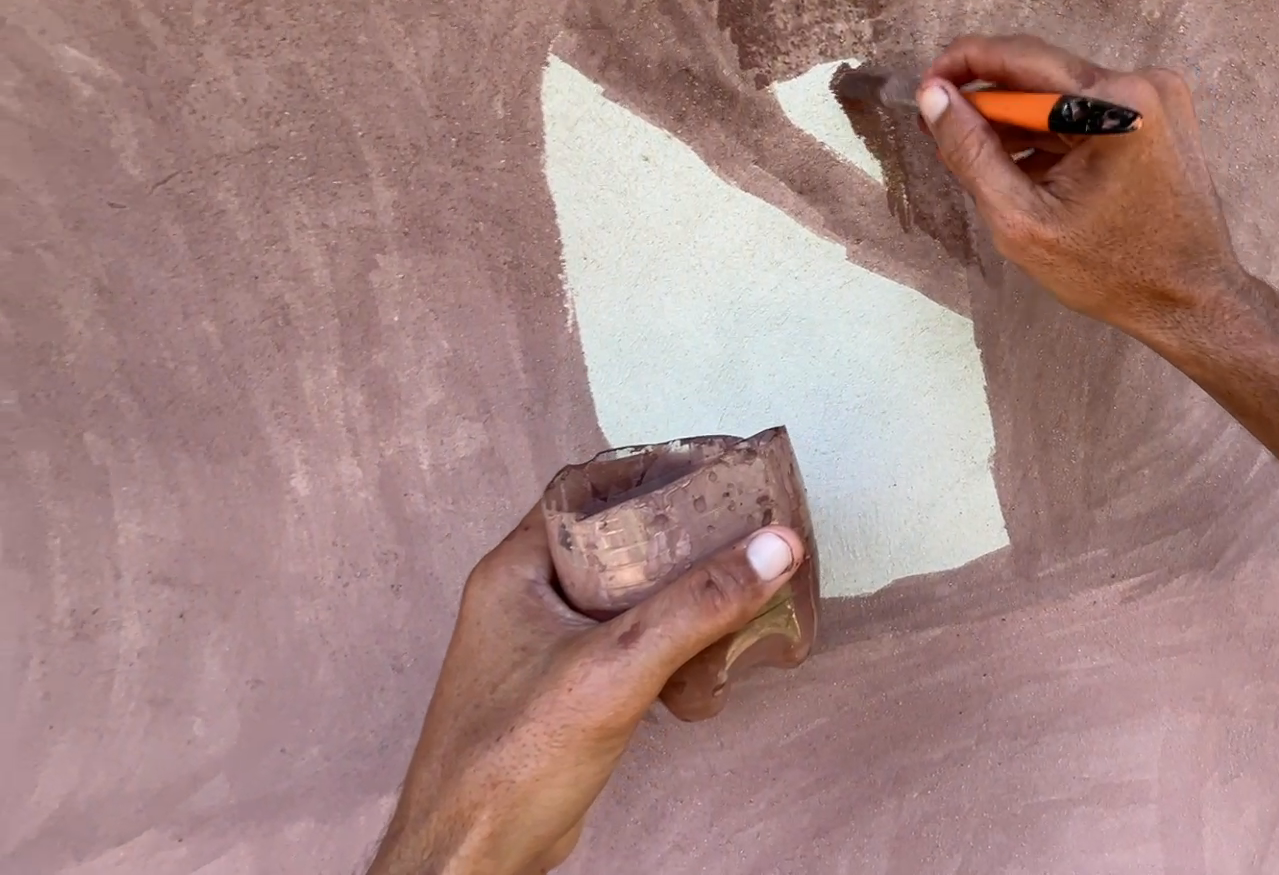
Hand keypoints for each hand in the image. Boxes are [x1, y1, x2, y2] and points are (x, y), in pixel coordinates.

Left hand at [369, 508, 805, 874]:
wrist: (473, 871)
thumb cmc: (519, 757)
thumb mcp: (615, 667)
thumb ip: (697, 606)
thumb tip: (779, 543)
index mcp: (518, 570)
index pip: (586, 490)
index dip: (648, 472)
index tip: (711, 470)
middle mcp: (531, 595)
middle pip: (616, 537)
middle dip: (680, 528)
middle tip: (741, 518)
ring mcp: (549, 642)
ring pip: (629, 587)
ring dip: (681, 580)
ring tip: (739, 568)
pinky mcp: (572, 682)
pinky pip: (632, 632)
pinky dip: (673, 627)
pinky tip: (714, 637)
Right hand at [916, 34, 1243, 336]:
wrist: (1190, 299)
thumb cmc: (1110, 272)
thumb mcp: (1022, 221)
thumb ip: (971, 153)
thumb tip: (933, 97)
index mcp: (1113, 103)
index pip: (1018, 57)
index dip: (961, 67)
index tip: (925, 91)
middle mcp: (1142, 83)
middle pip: (1041, 73)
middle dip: (987, 100)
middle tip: (941, 129)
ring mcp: (1158, 97)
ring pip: (1062, 94)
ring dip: (1018, 121)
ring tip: (980, 160)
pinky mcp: (1160, 117)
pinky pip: (1088, 111)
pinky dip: (1052, 133)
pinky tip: (1026, 168)